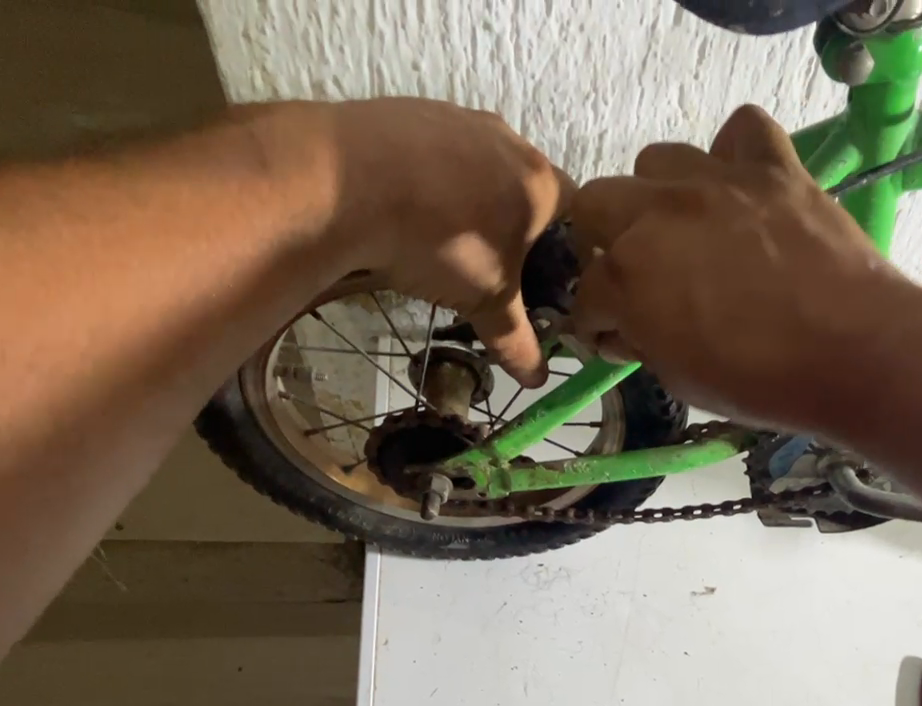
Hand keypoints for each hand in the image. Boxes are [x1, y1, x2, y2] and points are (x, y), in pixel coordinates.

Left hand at [321, 98, 572, 385]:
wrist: (344, 182)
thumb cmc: (442, 241)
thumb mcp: (487, 303)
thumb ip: (516, 339)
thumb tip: (536, 379)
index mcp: (541, 183)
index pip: (577, 216)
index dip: (564, 251)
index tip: (542, 279)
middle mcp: (508, 140)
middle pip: (526, 189)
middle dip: (514, 226)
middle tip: (491, 265)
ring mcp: (457, 118)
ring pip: (480, 167)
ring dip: (472, 201)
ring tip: (443, 238)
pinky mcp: (411, 110)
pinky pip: (436, 151)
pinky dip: (430, 179)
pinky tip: (407, 209)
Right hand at [568, 105, 908, 429]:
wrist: (852, 353)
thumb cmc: (760, 384)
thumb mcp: (680, 381)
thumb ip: (641, 342)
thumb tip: (625, 327)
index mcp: (627, 276)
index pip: (585, 293)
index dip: (596, 320)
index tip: (615, 336)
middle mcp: (658, 214)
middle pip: (596, 205)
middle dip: (605, 247)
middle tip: (637, 279)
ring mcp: (716, 181)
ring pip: (656, 160)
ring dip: (658, 197)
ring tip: (688, 232)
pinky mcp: (772, 167)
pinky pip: (741, 130)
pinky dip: (733, 154)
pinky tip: (741, 190)